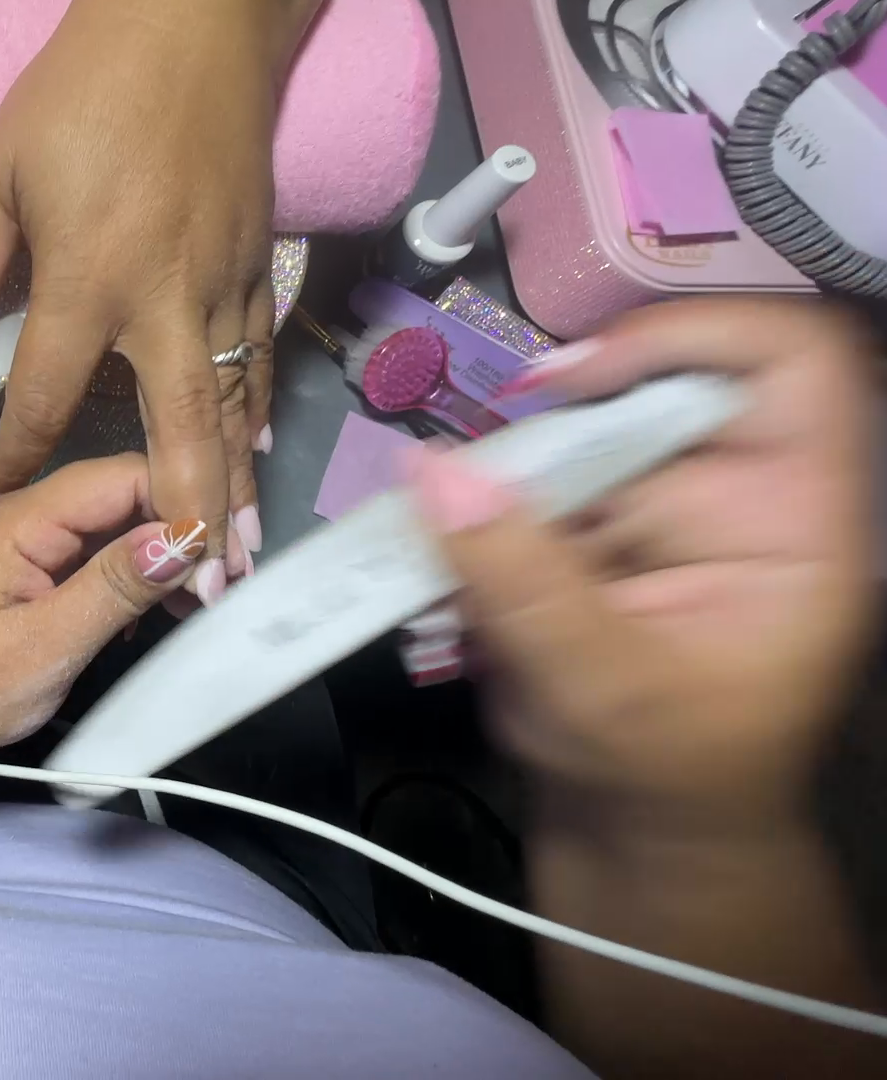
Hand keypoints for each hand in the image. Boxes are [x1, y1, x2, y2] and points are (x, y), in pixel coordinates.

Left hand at [0, 0, 318, 601]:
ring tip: (237, 551)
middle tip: (196, 583)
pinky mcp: (257, 268)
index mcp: (89, 281)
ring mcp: (222, 289)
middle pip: (177, 430)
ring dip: (233, 486)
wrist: (195, 16)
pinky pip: (257, 360)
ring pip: (230, 406)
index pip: (44, 396)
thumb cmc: (80, 95)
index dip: (16, 452)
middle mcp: (164, 302)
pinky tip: (252, 458)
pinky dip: (254, 417)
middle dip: (184, 513)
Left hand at [0, 454, 206, 764]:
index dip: (182, 505)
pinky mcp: (33, 571)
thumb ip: (114, 588)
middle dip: (181, 532)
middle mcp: (27, 516)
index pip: (121, 477)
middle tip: (233, 582)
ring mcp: (30, 543)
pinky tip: (164, 607)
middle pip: (122, 497)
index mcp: (23, 518)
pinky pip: (95, 557)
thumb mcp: (45, 644)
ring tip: (210, 599)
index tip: (227, 558)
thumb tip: (185, 536)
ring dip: (163, 558)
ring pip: (114, 528)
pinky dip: (134, 578)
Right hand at [413, 299, 876, 825]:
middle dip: (530, 442)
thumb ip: (516, 575)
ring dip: (475, 492)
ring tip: (432, 553)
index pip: (779, 367)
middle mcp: (709, 496)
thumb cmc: (659, 763)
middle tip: (450, 492)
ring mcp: (628, 517)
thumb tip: (426, 470)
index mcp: (782, 515)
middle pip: (625, 406)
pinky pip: (497, 502)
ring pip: (544, 455)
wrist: (624, 815)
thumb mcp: (598, 677)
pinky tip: (431, 570)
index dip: (676, 341)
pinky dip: (452, 524)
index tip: (551, 384)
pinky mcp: (560, 542)